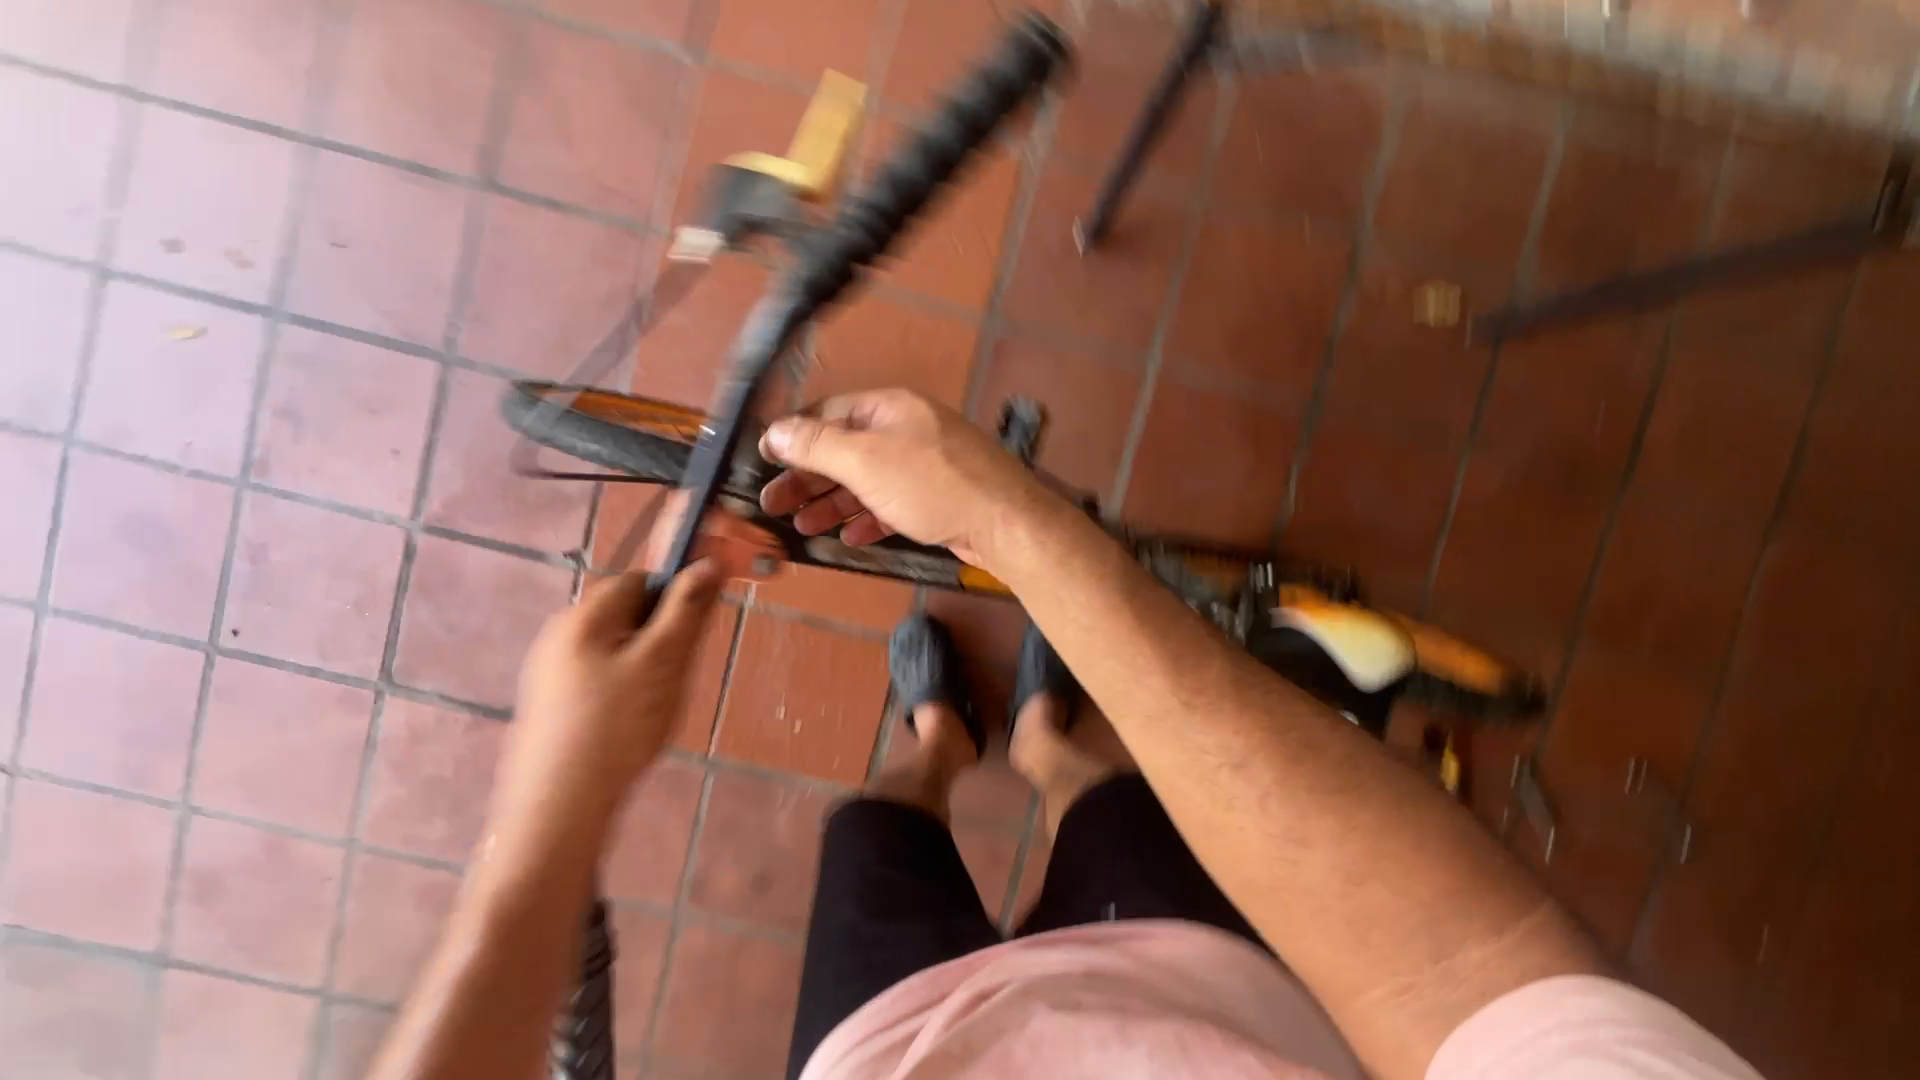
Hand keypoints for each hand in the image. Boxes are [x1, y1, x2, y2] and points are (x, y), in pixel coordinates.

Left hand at [492, 564, 723, 838]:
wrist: (558, 806)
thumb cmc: (618, 726)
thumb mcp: (665, 661)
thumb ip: (688, 609)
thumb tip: (709, 560)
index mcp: (584, 615)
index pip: (639, 579)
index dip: (673, 599)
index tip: (691, 636)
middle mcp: (559, 632)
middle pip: (626, 613)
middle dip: (659, 637)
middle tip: (675, 677)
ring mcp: (548, 669)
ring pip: (615, 647)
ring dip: (644, 665)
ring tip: (653, 707)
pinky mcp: (548, 702)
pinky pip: (597, 676)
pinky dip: (622, 689)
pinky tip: (628, 724)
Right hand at [757, 390, 1046, 567]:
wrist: (1005, 523)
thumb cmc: (932, 485)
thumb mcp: (866, 461)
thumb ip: (817, 445)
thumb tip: (774, 430)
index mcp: (889, 408)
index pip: (828, 414)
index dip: (793, 437)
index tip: (763, 463)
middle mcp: (907, 430)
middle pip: (845, 450)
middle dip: (808, 478)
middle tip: (773, 505)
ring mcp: (924, 465)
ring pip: (867, 481)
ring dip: (833, 503)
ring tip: (802, 526)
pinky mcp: (937, 498)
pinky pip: (892, 504)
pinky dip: (868, 518)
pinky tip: (850, 536)